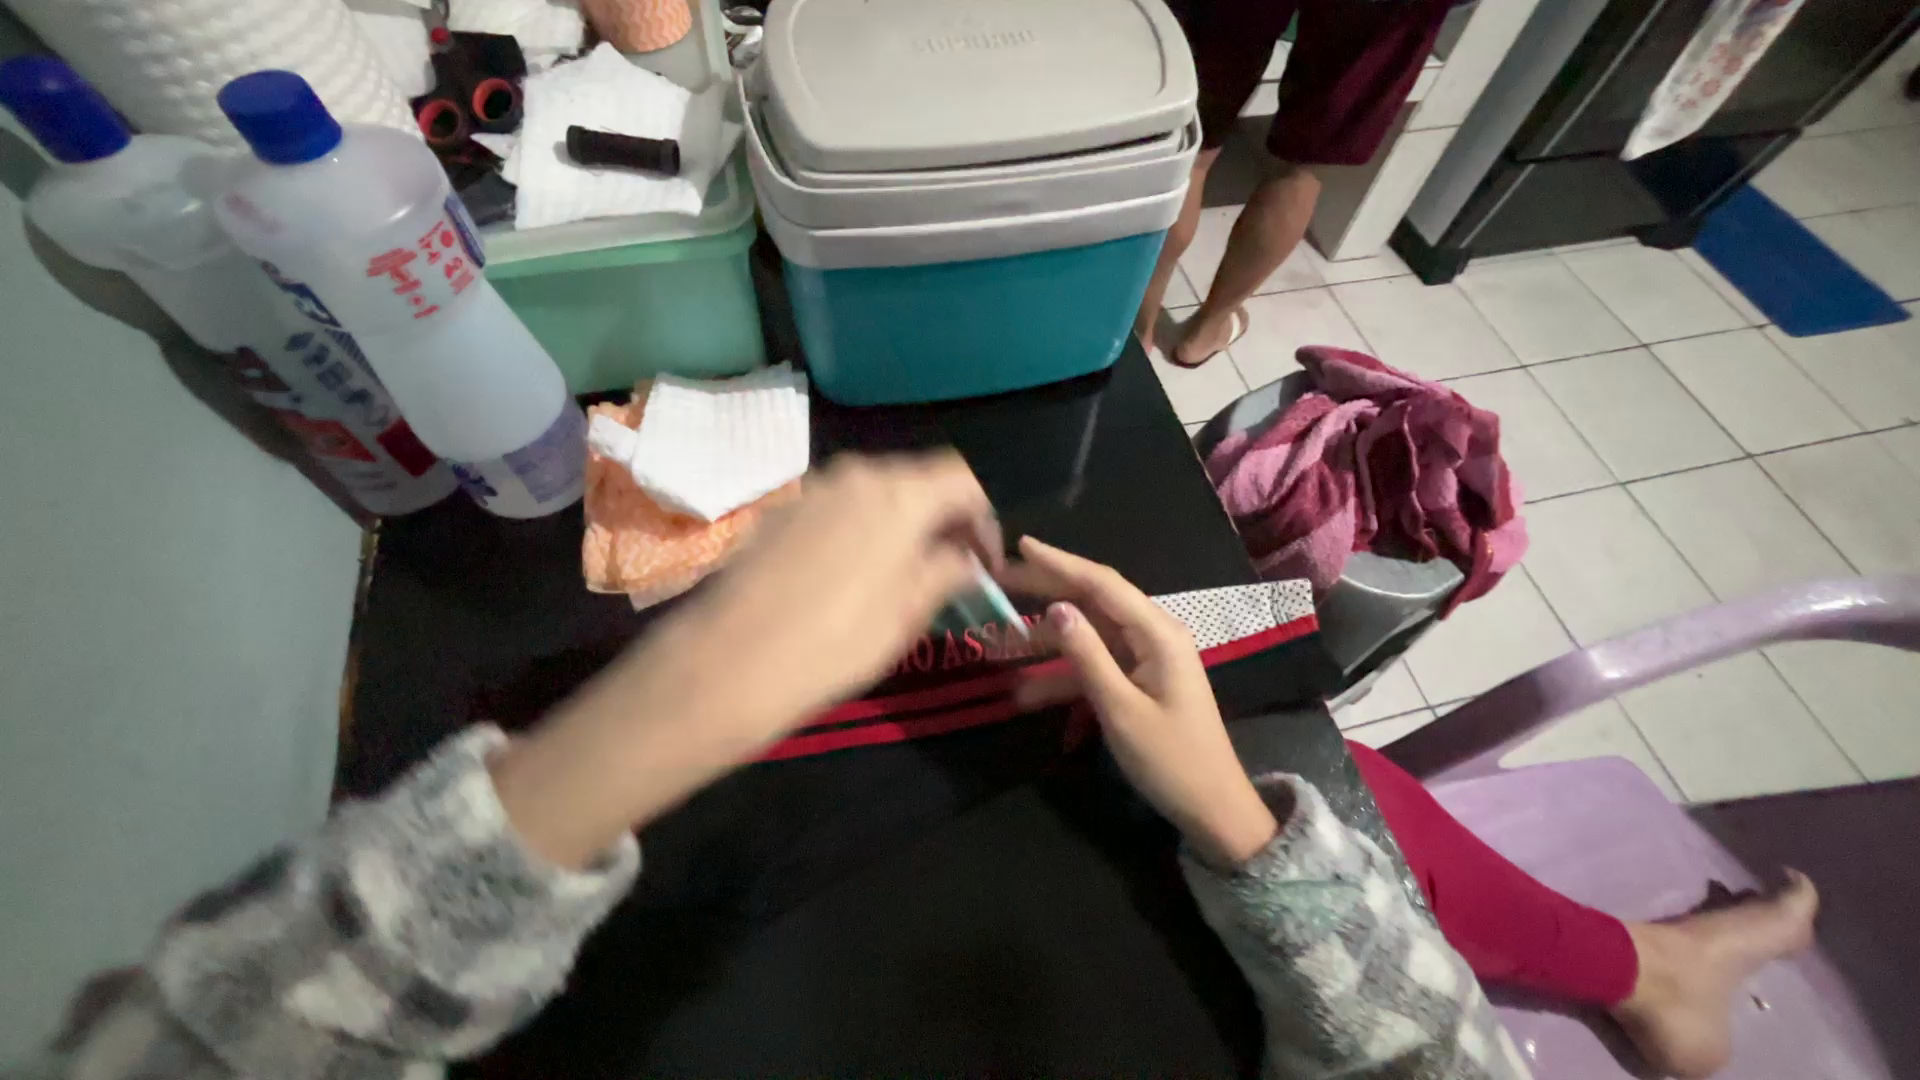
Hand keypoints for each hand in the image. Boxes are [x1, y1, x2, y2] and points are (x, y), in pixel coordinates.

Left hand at [661, 451, 1001, 731]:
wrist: (725, 664)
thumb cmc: (833, 644)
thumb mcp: (906, 614)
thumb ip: (946, 572)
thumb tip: (964, 558)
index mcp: (899, 495)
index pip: (963, 481)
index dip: (983, 519)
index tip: (985, 563)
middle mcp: (856, 476)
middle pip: (918, 482)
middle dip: (943, 520)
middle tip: (952, 569)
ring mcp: (812, 490)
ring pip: (877, 494)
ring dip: (903, 525)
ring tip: (905, 575)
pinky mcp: (780, 512)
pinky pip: (839, 508)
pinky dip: (863, 530)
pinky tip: (854, 575)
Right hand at [1000, 537, 1278, 868]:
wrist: (1212, 807)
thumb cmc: (1170, 759)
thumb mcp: (1120, 709)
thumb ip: (1087, 655)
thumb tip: (1055, 607)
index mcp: (1158, 633)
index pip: (1102, 584)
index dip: (1060, 563)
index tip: (1021, 546)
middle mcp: (1153, 634)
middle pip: (1093, 600)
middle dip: (1046, 591)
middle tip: (1001, 580)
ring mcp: (1146, 657)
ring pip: (1088, 634)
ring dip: (1046, 640)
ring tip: (999, 640)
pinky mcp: (1138, 679)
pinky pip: (1095, 664)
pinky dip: (1063, 673)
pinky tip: (1025, 692)